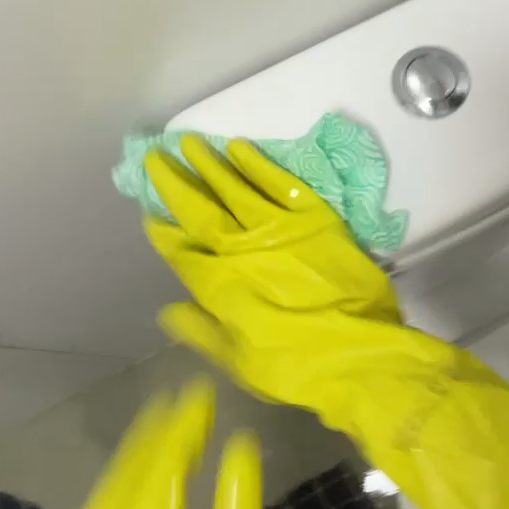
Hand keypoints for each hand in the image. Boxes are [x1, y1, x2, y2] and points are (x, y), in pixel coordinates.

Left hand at [74, 379, 260, 508]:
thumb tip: (244, 448)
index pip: (159, 481)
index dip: (179, 432)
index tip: (202, 395)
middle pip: (123, 487)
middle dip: (152, 436)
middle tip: (182, 400)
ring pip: (101, 504)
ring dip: (129, 458)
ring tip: (158, 424)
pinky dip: (114, 489)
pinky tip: (130, 477)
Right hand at [144, 136, 508, 508]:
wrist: (359, 355)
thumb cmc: (296, 367)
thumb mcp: (239, 362)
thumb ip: (202, 332)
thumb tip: (169, 311)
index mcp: (220, 284)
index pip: (181, 250)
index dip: (163, 231)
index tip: (148, 213)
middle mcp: (242, 248)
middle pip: (200, 208)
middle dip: (175, 183)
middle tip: (154, 156)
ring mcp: (279, 228)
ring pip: (236, 186)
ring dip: (210, 164)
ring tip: (188, 142)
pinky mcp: (315, 217)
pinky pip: (280, 182)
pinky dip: (258, 164)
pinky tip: (239, 147)